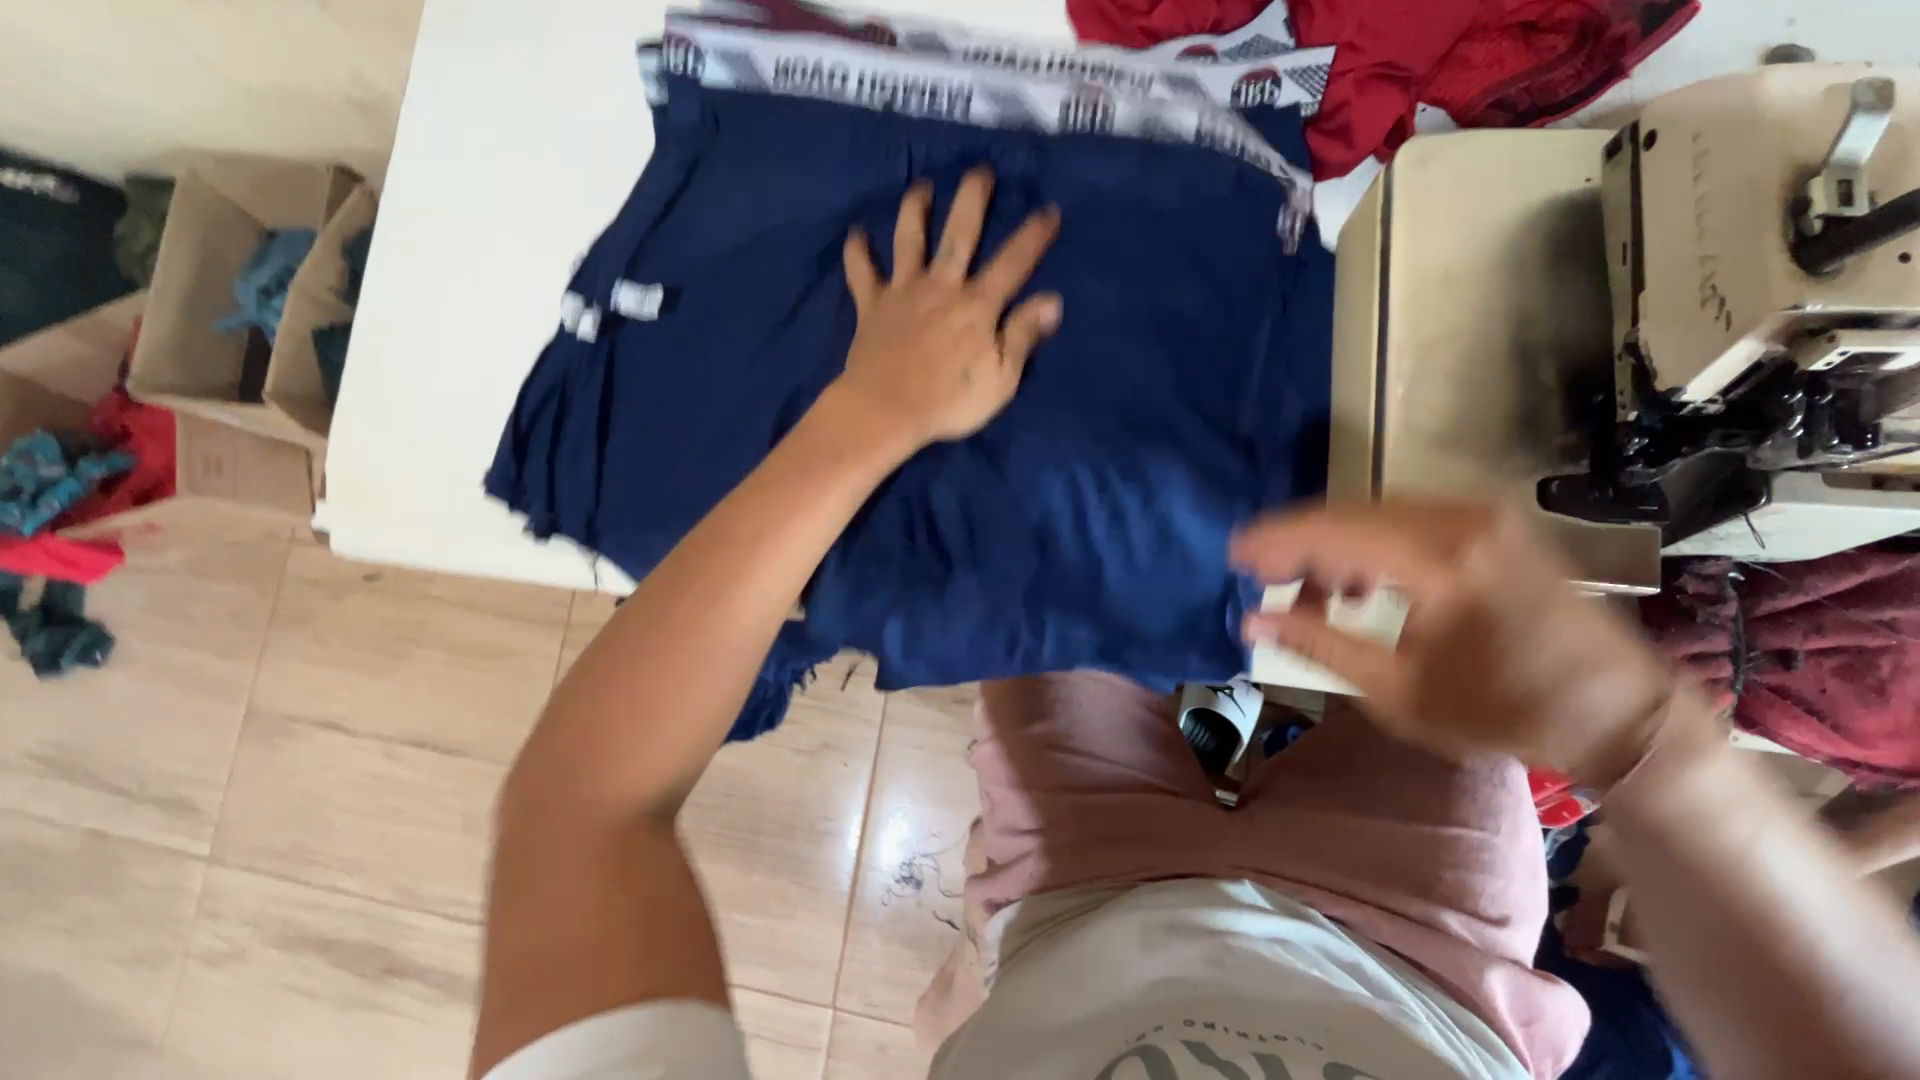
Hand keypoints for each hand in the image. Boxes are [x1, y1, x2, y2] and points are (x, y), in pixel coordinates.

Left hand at [831, 167, 1062, 447]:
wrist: (886, 409)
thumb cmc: (949, 401)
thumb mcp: (1001, 378)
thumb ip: (1024, 335)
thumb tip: (1052, 300)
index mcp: (978, 306)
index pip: (1013, 263)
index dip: (1033, 236)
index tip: (1049, 209)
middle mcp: (942, 287)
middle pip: (959, 234)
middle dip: (972, 200)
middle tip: (979, 171)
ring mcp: (904, 293)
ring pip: (909, 241)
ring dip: (914, 211)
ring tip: (920, 187)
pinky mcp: (872, 306)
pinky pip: (862, 273)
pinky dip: (857, 253)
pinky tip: (855, 234)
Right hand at [1231, 499, 1686, 788]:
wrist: (1618, 713)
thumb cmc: (1503, 711)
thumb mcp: (1398, 691)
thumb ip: (1319, 644)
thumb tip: (1252, 619)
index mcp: (1437, 560)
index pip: (1331, 530)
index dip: (1274, 540)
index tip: (1233, 556)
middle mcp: (1460, 520)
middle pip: (1350, 512)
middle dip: (1298, 542)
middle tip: (1260, 576)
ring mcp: (1484, 517)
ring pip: (1377, 512)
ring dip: (1334, 544)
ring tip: (1309, 590)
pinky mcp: (1496, 525)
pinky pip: (1410, 518)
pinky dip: (1372, 543)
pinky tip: (1360, 581)